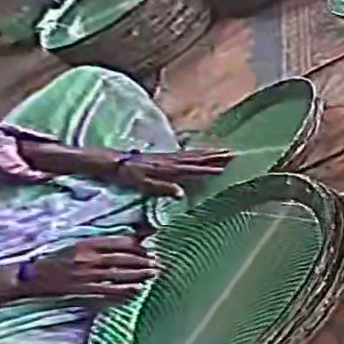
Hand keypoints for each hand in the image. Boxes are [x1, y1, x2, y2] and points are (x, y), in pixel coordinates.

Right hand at [17, 236, 158, 298]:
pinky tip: (138, 289)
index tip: (150, 249)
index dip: (139, 246)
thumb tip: (135, 239)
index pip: (120, 243)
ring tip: (154, 274)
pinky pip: (109, 290)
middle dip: (145, 261)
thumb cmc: (55, 259)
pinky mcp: (82, 289)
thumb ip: (103, 243)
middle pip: (124, 259)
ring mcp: (85, 275)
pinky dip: (126, 290)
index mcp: (85, 245)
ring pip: (120, 274)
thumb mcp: (76, 245)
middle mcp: (86, 258)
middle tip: (158, 263)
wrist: (25, 277)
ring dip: (141, 274)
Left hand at [109, 147, 232, 197]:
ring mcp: (169, 157)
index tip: (224, 169)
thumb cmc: (126, 175)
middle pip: (197, 158)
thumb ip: (162, 188)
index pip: (192, 169)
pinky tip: (204, 151)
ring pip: (194, 154)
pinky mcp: (166, 156)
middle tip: (233, 154)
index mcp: (168, 169)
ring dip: (210, 152)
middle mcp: (171, 161)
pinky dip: (199, 151)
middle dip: (216, 156)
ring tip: (225, 150)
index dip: (208, 169)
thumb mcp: (141, 184)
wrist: (110, 162)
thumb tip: (182, 193)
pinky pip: (187, 153)